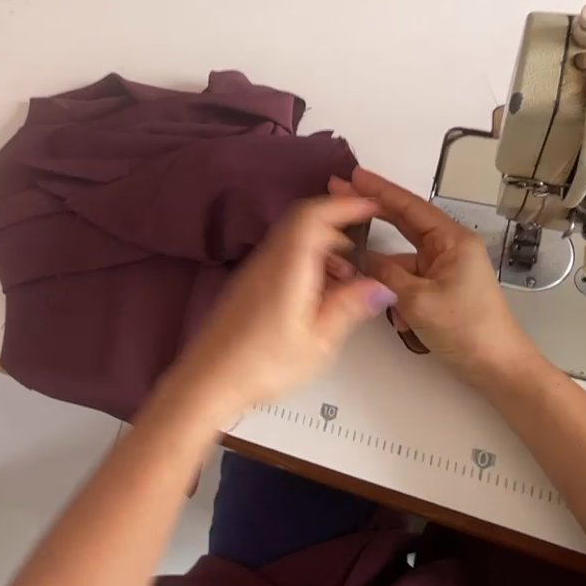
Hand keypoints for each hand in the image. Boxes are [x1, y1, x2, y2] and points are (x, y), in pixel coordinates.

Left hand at [160, 196, 395, 423]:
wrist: (207, 381)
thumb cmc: (259, 366)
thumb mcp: (318, 341)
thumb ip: (349, 307)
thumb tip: (378, 286)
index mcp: (287, 267)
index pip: (313, 215)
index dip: (344, 204)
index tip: (370, 206)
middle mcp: (266, 262)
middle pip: (302, 223)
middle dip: (337, 226)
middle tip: (363, 246)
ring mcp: (252, 273)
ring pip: (291, 241)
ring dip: (321, 248)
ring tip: (345, 278)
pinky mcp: (245, 287)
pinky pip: (280, 259)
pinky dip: (305, 262)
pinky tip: (317, 293)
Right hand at [328, 168, 544, 385]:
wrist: (497, 368)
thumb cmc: (466, 328)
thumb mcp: (417, 300)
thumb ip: (384, 273)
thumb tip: (356, 259)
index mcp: (452, 240)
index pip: (410, 206)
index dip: (379, 190)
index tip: (352, 176)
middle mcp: (449, 247)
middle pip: (404, 223)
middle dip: (373, 214)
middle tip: (339, 195)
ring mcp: (443, 268)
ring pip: (400, 258)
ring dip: (382, 272)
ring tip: (357, 276)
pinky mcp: (438, 287)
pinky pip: (406, 279)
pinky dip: (394, 292)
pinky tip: (395, 317)